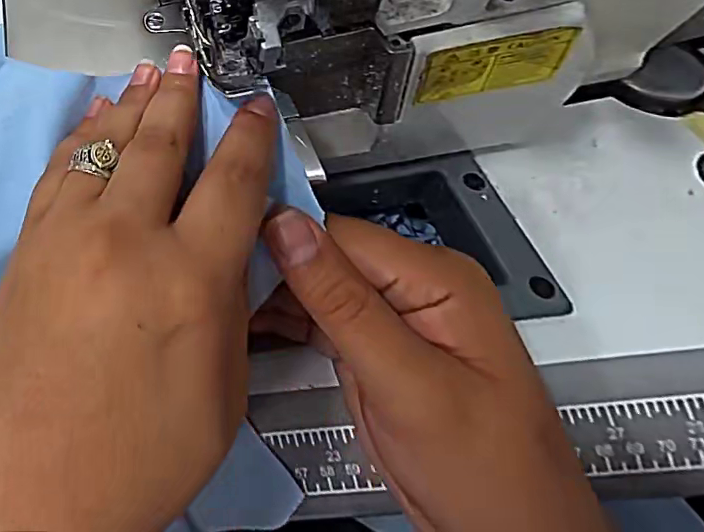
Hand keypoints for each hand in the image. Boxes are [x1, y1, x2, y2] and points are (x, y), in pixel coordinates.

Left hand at [0, 47, 279, 531]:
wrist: (20, 473)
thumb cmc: (131, 454)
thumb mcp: (218, 393)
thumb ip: (229, 307)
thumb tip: (231, 246)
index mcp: (187, 279)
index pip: (231, 183)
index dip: (249, 137)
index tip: (254, 106)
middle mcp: (125, 237)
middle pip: (162, 142)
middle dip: (181, 95)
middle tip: (190, 62)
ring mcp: (69, 229)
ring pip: (108, 142)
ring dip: (132, 102)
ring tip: (149, 72)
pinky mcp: (32, 235)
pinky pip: (62, 166)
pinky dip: (83, 133)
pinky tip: (95, 114)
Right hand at [254, 211, 608, 531]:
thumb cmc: (488, 477)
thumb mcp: (409, 386)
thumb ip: (344, 302)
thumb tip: (286, 225)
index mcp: (435, 276)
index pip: (336, 233)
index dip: (279, 240)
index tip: (226, 251)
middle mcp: (410, 283)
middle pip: (320, 252)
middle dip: (268, 265)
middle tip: (215, 283)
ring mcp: (387, 312)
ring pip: (310, 279)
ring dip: (269, 291)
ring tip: (221, 301)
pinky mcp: (369, 339)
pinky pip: (316, 310)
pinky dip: (282, 317)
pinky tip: (246, 320)